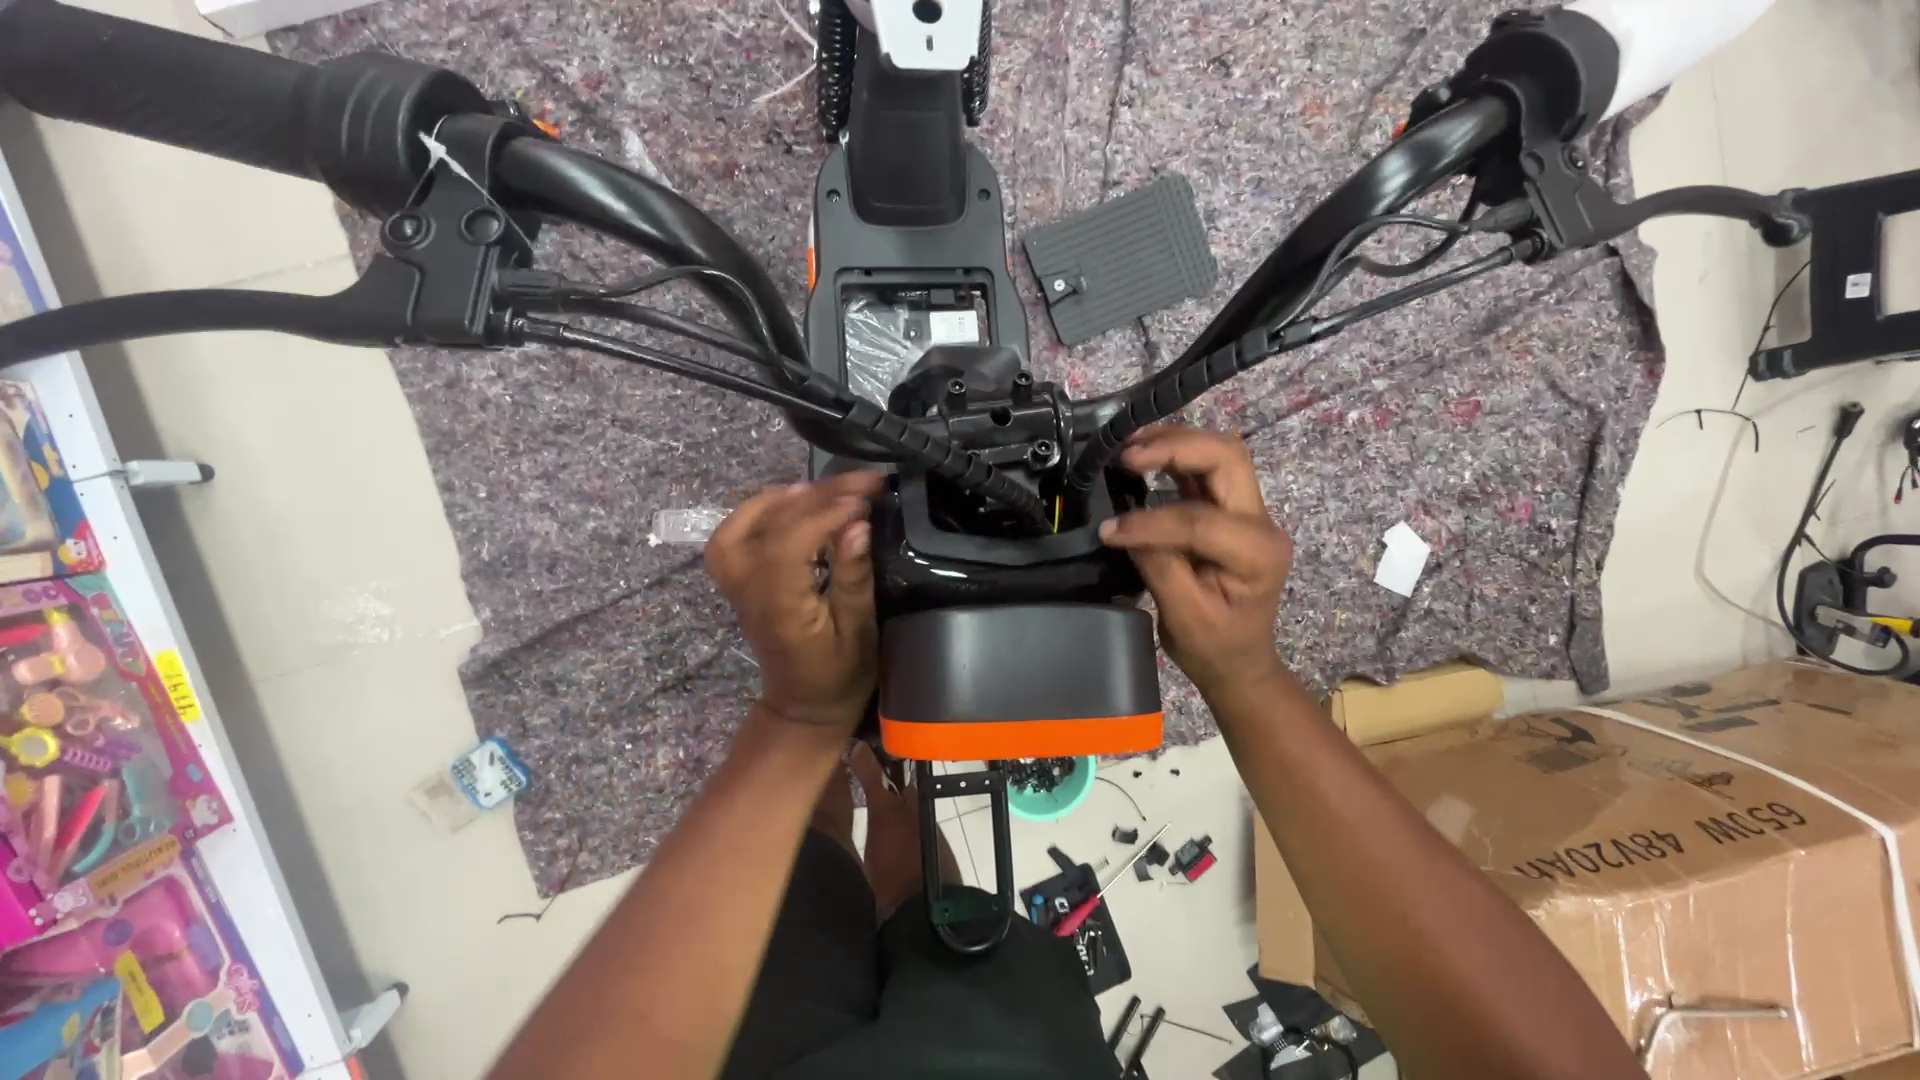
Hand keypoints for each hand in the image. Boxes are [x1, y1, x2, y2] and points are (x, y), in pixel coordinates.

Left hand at [706, 472, 883, 731]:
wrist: (804, 706)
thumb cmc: (841, 674)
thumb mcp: (859, 631)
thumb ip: (854, 578)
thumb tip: (857, 526)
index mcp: (781, 605)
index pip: (790, 542)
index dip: (825, 513)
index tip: (864, 500)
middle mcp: (751, 590)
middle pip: (769, 526)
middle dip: (815, 496)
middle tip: (859, 483)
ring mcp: (738, 585)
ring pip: (738, 527)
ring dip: (778, 499)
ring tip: (820, 488)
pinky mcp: (740, 582)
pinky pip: (733, 537)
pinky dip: (758, 512)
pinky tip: (793, 504)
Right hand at [1098, 427, 1292, 707]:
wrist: (1239, 662)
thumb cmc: (1215, 646)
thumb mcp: (1185, 616)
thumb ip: (1160, 566)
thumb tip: (1123, 526)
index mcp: (1258, 553)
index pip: (1200, 519)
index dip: (1150, 520)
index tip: (1110, 530)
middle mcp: (1262, 522)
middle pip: (1226, 457)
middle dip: (1176, 447)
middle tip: (1128, 454)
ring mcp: (1249, 512)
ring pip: (1219, 453)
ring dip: (1174, 442)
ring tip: (1130, 446)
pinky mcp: (1230, 510)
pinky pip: (1205, 468)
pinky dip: (1173, 455)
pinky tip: (1142, 455)